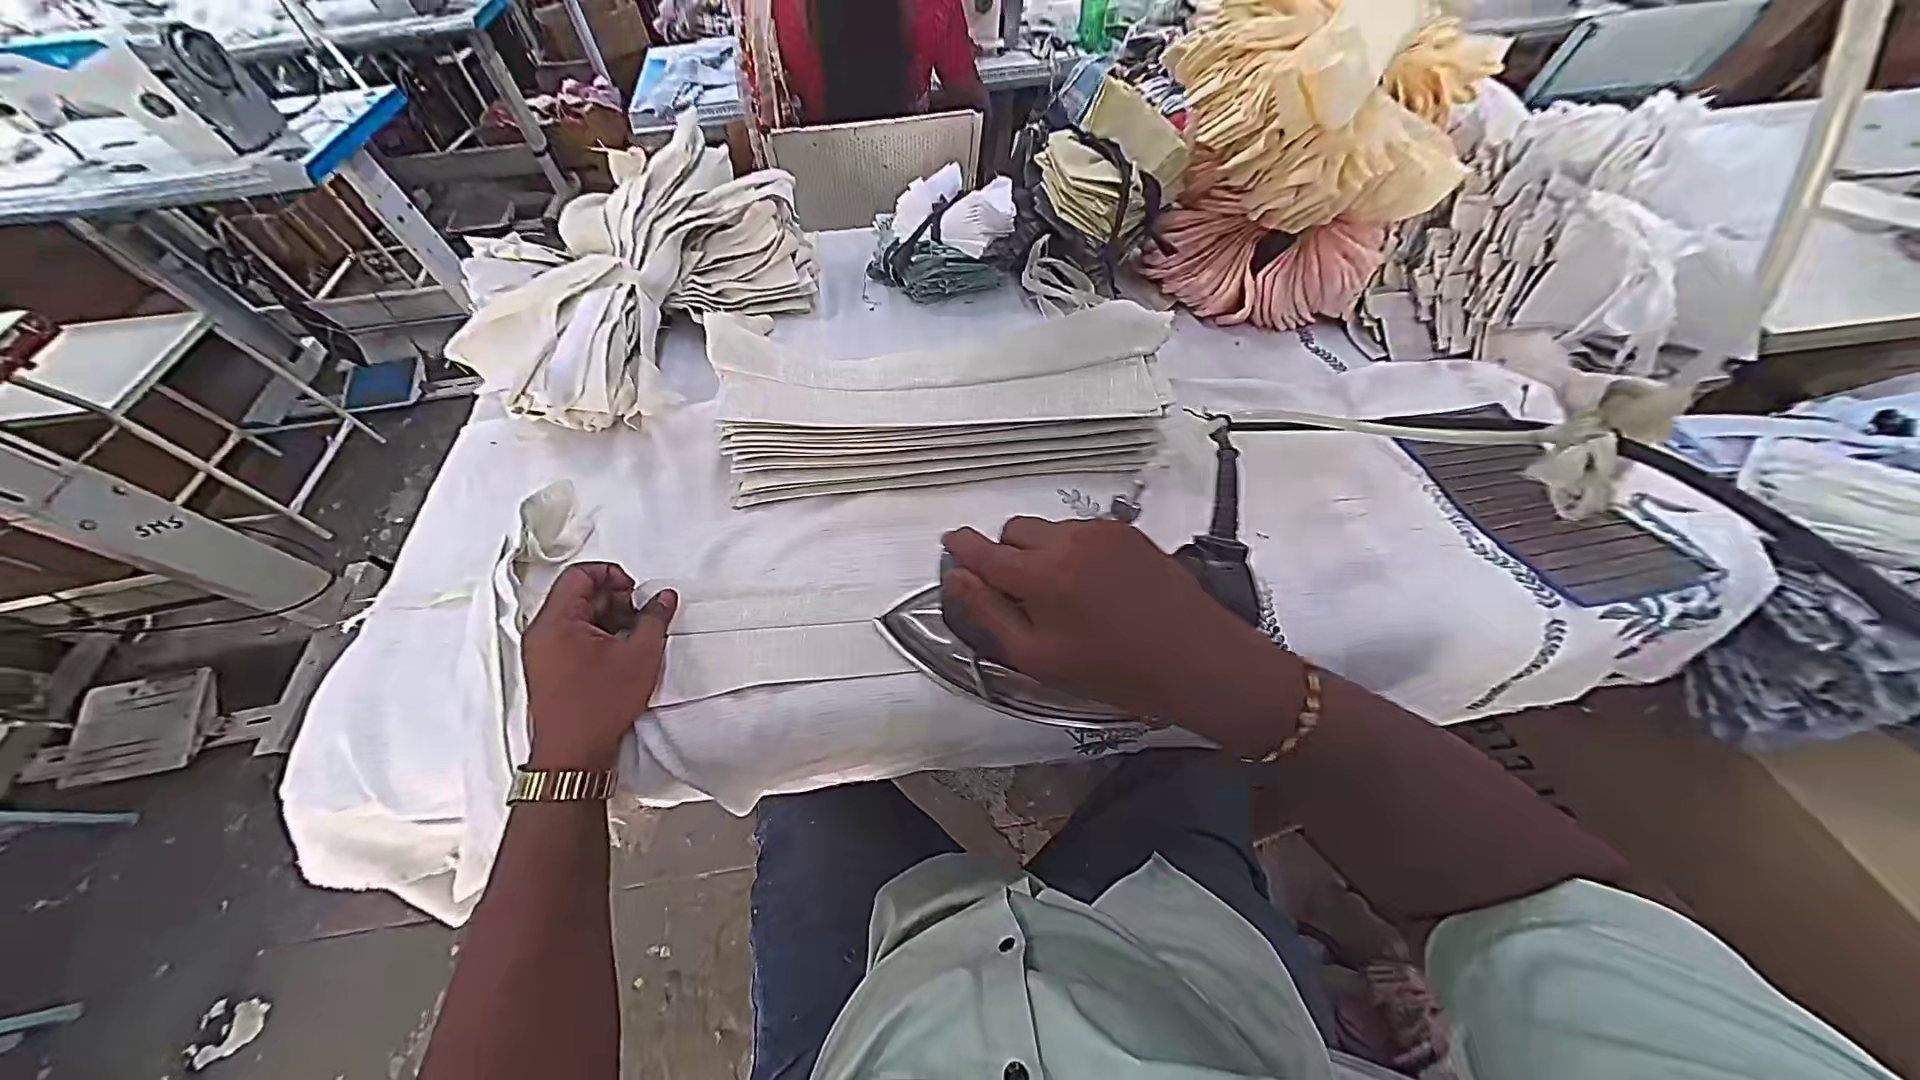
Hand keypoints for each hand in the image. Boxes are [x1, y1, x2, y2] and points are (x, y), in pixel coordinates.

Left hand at [522, 562, 675, 770]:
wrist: (573, 752)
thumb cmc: (599, 705)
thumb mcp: (640, 654)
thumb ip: (654, 618)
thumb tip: (663, 598)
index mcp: (556, 621)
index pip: (580, 574)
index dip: (612, 575)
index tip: (635, 591)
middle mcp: (543, 631)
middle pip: (579, 594)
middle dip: (616, 599)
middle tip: (642, 616)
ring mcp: (543, 650)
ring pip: (579, 616)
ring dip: (611, 618)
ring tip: (636, 638)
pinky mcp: (550, 666)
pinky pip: (575, 636)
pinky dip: (601, 635)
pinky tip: (623, 653)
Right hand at [941, 518, 1295, 732]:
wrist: (1194, 658)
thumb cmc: (1120, 667)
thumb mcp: (1039, 656)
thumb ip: (989, 612)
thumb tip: (960, 581)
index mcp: (1043, 575)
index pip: (984, 550)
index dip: (962, 546)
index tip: (953, 543)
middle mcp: (1070, 542)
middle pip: (1014, 530)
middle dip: (1007, 554)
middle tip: (1021, 592)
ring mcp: (1102, 533)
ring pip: (1048, 529)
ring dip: (1042, 552)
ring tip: (1066, 596)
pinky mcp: (1126, 532)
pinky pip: (1081, 531)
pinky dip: (1074, 550)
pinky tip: (1091, 586)